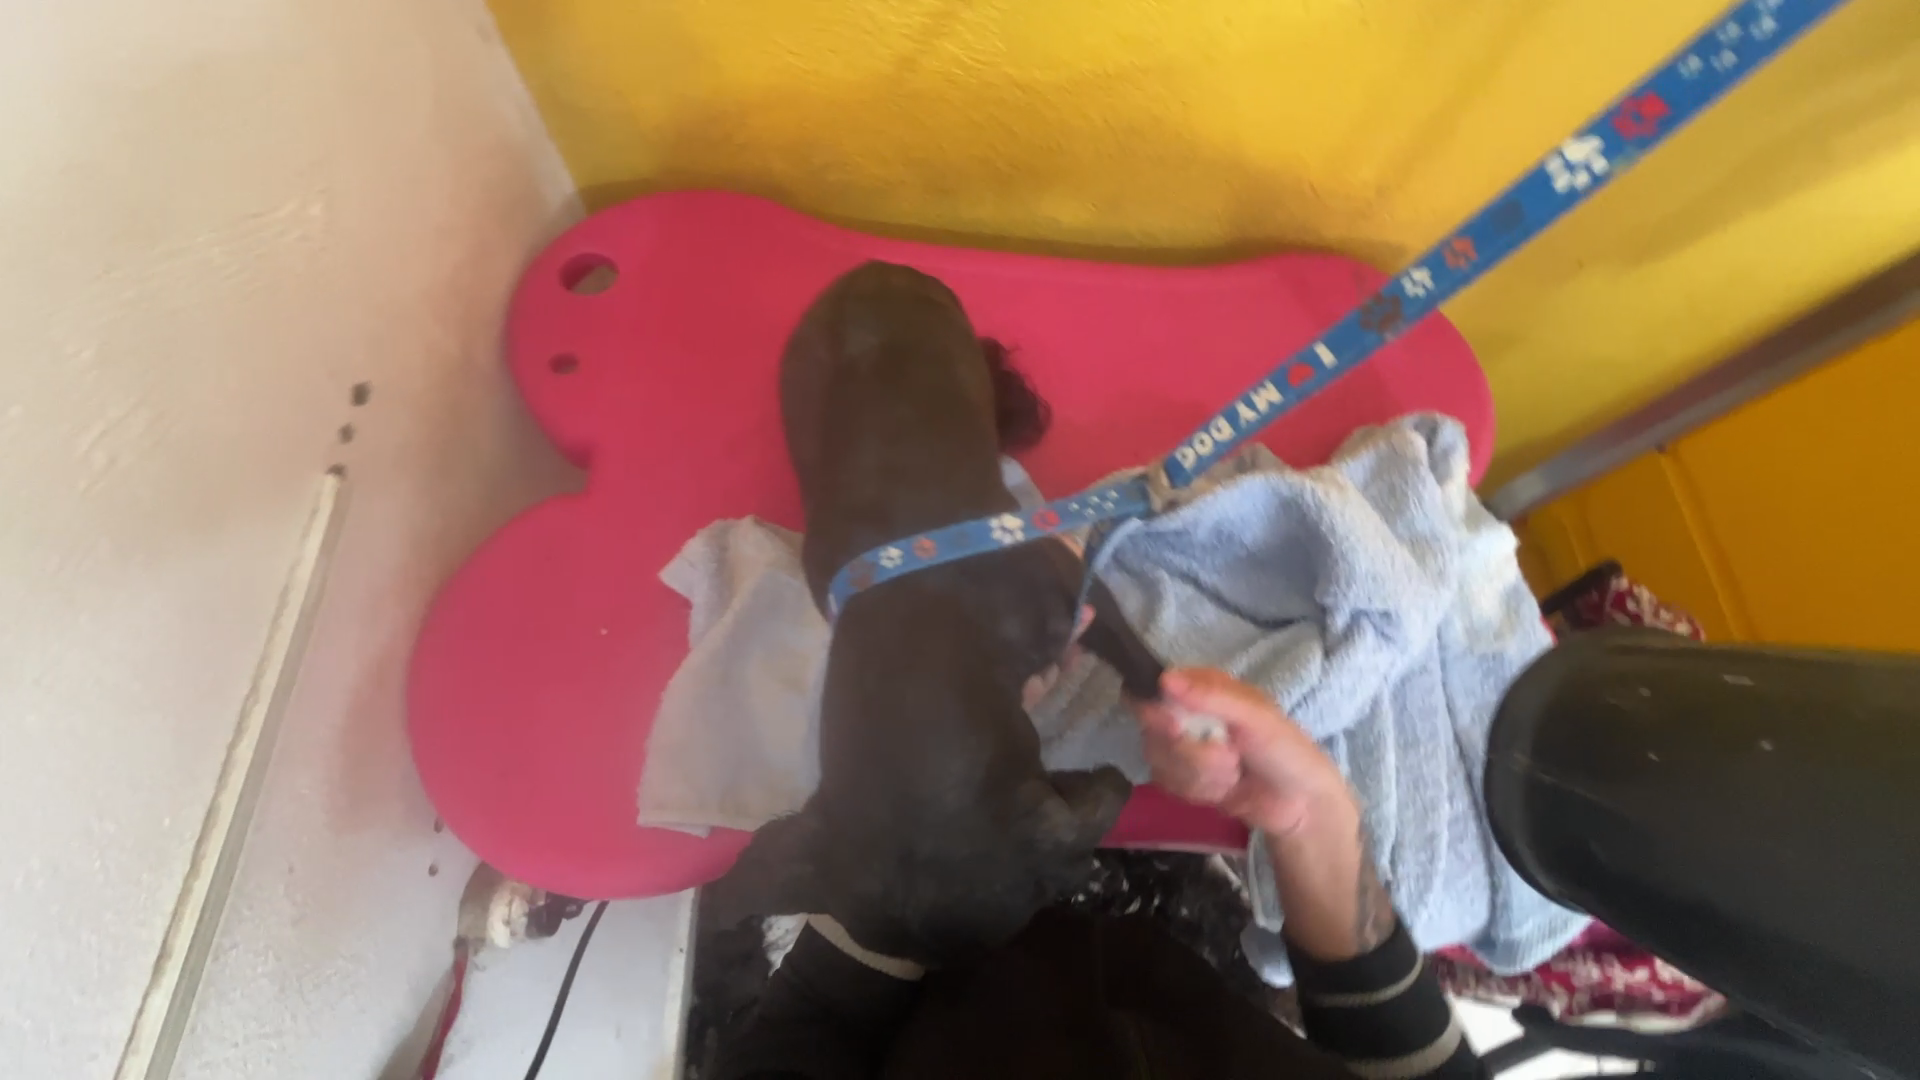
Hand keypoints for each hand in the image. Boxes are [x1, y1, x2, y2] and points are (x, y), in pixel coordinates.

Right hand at [1132, 668, 1392, 959]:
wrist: (1302, 806)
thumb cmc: (1286, 750)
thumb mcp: (1256, 717)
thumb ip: (1211, 697)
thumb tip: (1165, 679)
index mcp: (1201, 687)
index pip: (1151, 688)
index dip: (1152, 710)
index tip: (1175, 729)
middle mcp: (1186, 713)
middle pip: (1152, 730)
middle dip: (1190, 753)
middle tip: (1228, 758)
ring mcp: (1182, 746)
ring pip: (1158, 759)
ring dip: (1200, 775)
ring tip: (1234, 774)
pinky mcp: (1182, 777)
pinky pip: (1166, 782)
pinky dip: (1198, 790)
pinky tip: (1224, 789)